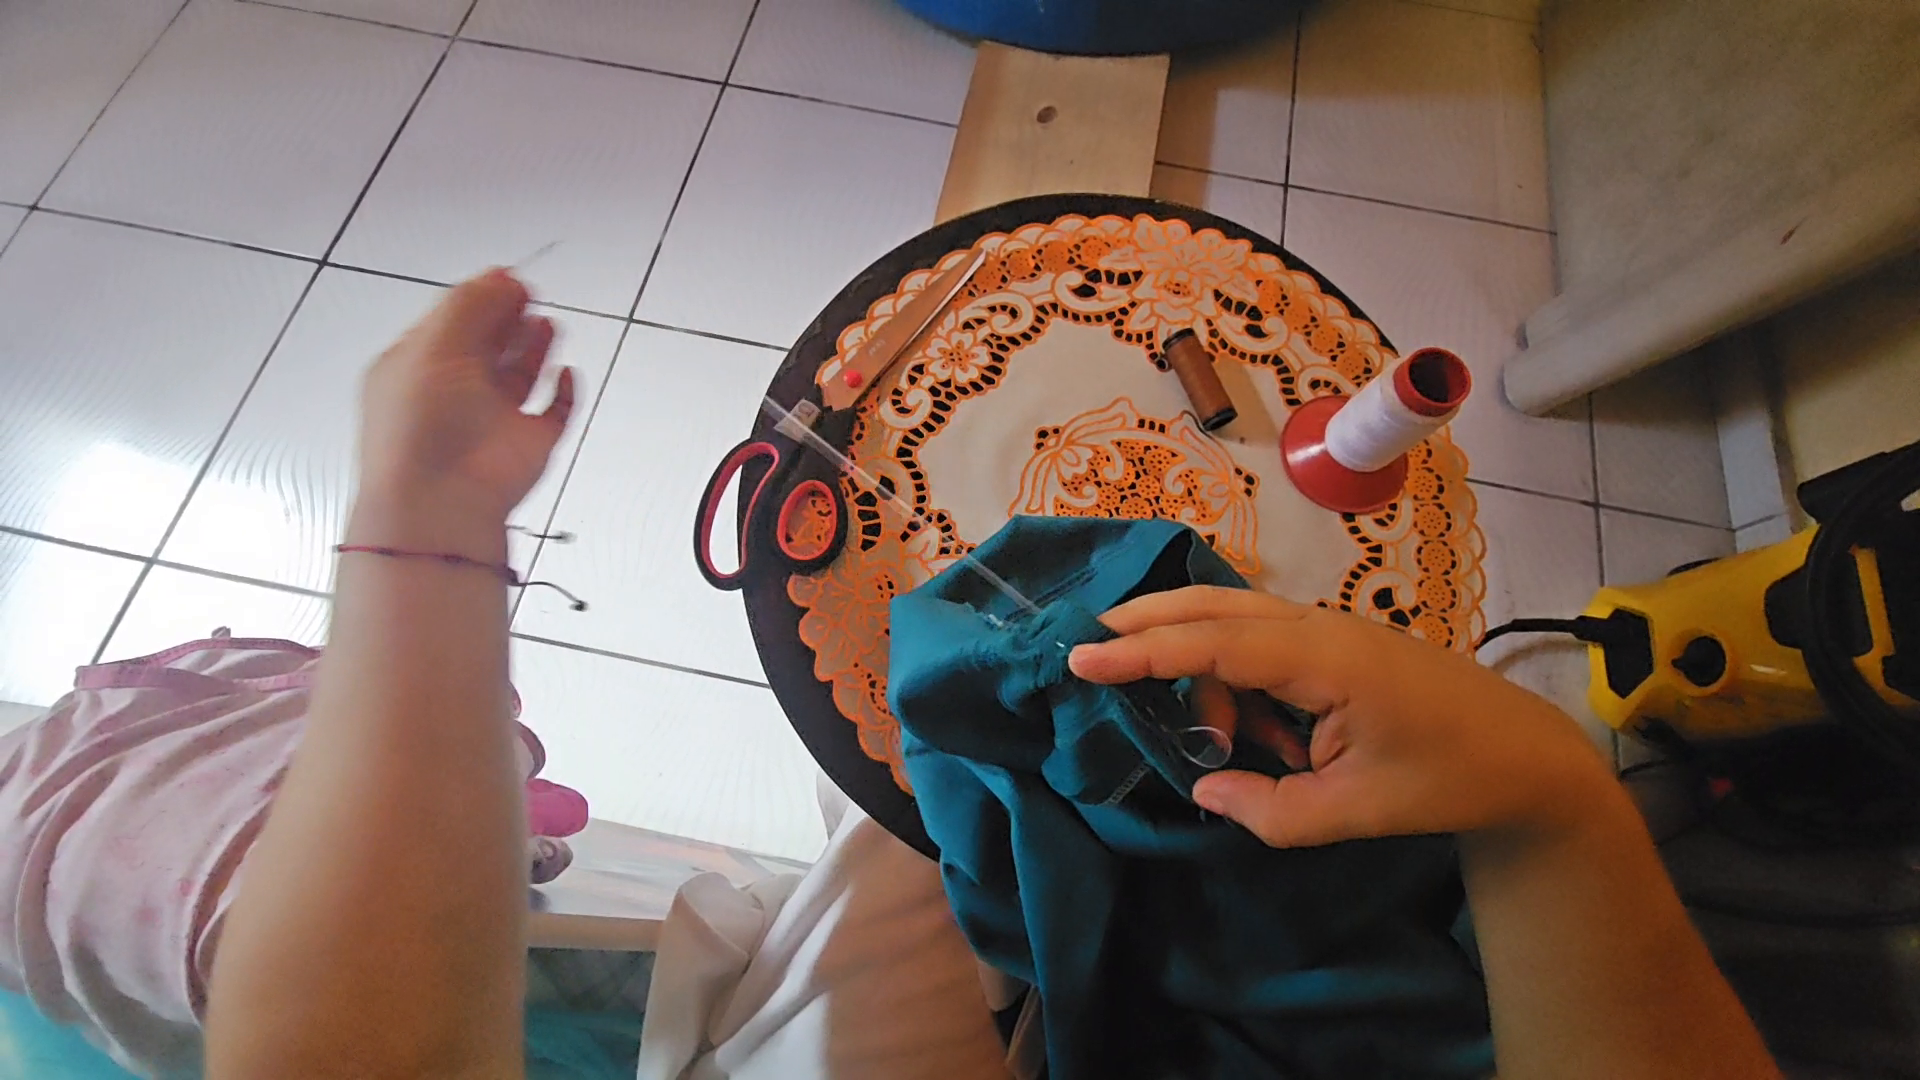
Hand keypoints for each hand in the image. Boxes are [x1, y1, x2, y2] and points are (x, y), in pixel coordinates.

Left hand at [356, 268, 573, 523]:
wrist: (446, 497)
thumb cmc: (424, 424)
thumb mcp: (433, 349)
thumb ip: (469, 307)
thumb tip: (503, 275)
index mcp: (422, 367)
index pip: (454, 323)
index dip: (482, 299)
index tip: (509, 280)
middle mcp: (459, 391)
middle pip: (490, 344)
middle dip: (510, 318)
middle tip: (530, 296)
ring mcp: (498, 418)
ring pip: (522, 374)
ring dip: (535, 347)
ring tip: (548, 324)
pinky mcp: (532, 442)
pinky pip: (555, 411)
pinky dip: (565, 391)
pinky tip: (566, 373)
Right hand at [1067, 586, 1619, 848]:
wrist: (1530, 755)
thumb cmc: (1449, 779)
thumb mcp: (1357, 811)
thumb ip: (1270, 809)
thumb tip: (1203, 787)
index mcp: (1324, 659)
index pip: (1213, 643)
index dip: (1143, 650)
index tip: (1083, 657)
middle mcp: (1314, 626)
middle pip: (1210, 603)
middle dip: (1146, 619)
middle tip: (1091, 643)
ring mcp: (1321, 626)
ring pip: (1228, 616)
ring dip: (1195, 662)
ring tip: (1210, 737)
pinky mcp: (1325, 640)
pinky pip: (1255, 641)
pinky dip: (1231, 678)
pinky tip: (1255, 734)